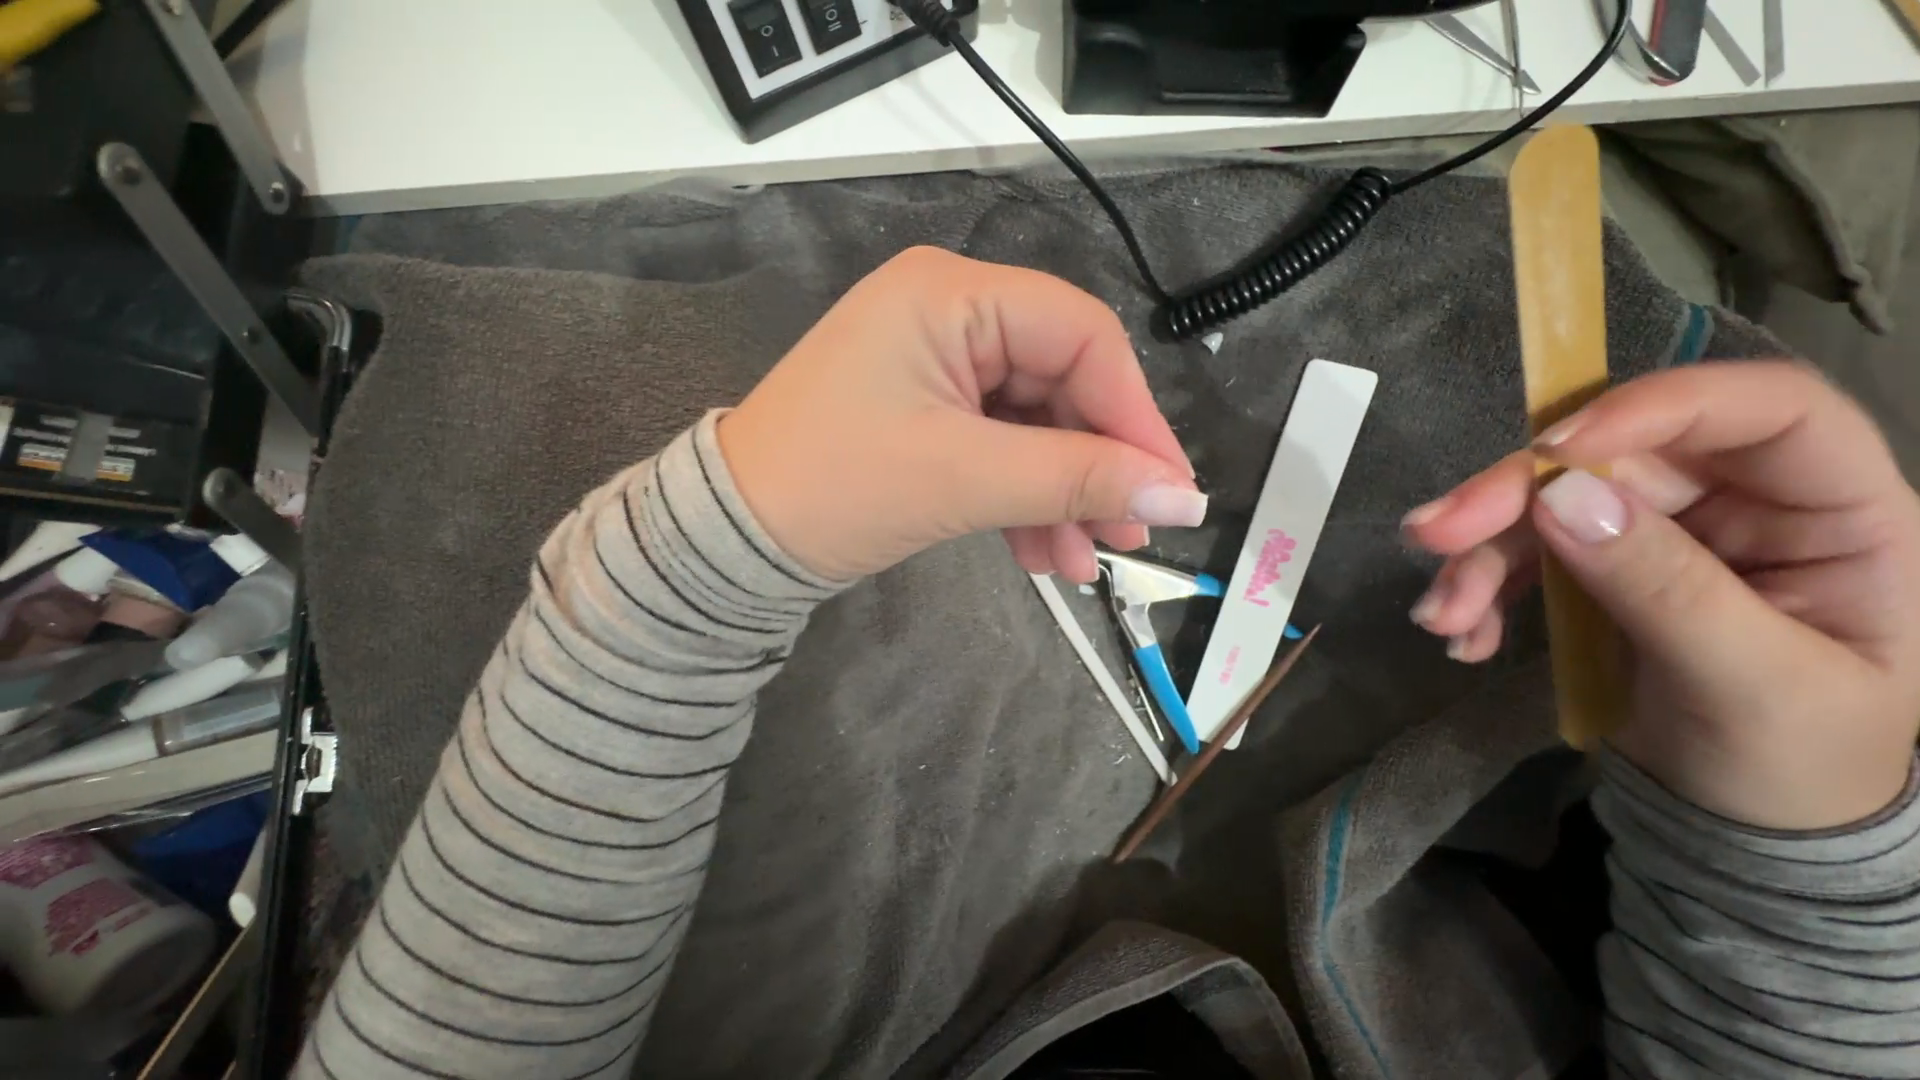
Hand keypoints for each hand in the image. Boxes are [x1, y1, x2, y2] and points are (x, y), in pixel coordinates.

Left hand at [717, 247, 1203, 583]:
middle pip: (1062, 381)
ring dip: (1062, 494)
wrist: (731, 540)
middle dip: (1096, 466)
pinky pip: (999, 447)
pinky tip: (1040, 554)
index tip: (1170, 488)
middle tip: (1129, 535)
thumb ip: (1078, 479)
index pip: (1081, 336)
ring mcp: (937, 364)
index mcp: (952, 295)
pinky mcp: (928, 411)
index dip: (1135, 414)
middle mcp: (949, 313)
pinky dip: (1023, 499)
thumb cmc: (835, 487)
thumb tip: (1184, 496)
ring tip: (1080, 564)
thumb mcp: (965, 479)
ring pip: (1035, 424)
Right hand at [1403, 362, 1919, 829]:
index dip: (1660, 408)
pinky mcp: (1597, 567)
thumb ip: (1666, 587)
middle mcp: (1742, 504)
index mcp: (1834, 514)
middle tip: (1435, 535)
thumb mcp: (1751, 685)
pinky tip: (1463, 634)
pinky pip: (1523, 554)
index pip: (1763, 412)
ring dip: (1482, 555)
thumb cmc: (1793, 767)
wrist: (1735, 831)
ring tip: (1441, 616)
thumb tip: (1560, 499)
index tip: (1554, 450)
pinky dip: (1481, 588)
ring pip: (1550, 504)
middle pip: (1617, 458)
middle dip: (1515, 496)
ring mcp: (1662, 533)